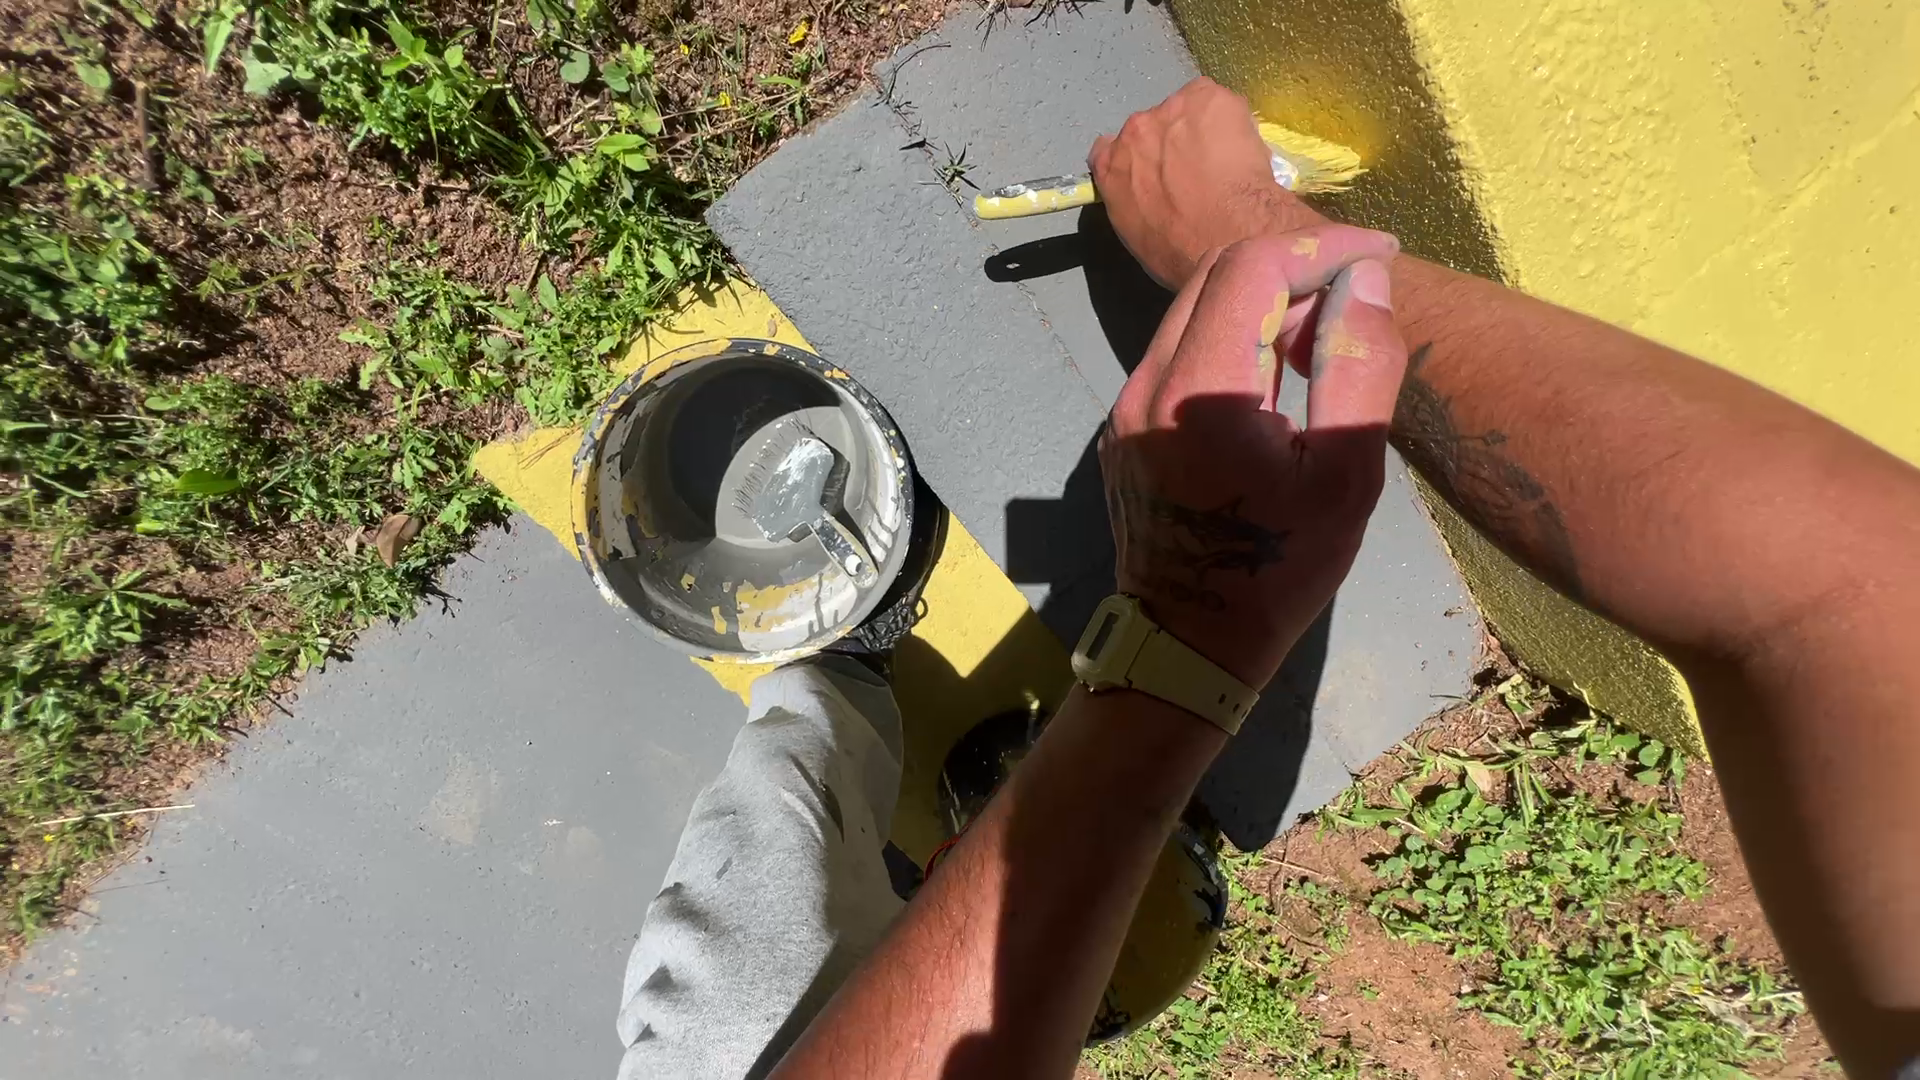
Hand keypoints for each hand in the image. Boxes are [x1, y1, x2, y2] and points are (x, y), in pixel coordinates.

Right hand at [1089, 77, 1328, 289]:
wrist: (1225, 237)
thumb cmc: (1178, 251)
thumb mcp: (1136, 235)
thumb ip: (1132, 201)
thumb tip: (1148, 196)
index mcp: (1111, 167)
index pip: (1108, 149)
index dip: (1133, 159)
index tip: (1150, 171)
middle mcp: (1134, 131)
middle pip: (1151, 127)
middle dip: (1170, 144)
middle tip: (1194, 172)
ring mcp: (1171, 109)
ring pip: (1187, 112)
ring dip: (1200, 131)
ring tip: (1221, 163)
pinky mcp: (1209, 97)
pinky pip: (1218, 104)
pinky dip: (1229, 121)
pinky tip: (1238, 151)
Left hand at [1100, 227, 1405, 688]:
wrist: (1189, 635)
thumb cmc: (1276, 569)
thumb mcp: (1345, 476)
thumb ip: (1359, 367)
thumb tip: (1363, 281)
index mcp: (1197, 390)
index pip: (1249, 267)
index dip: (1321, 246)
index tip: (1377, 256)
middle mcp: (1144, 386)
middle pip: (1211, 278)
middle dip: (1289, 269)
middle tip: (1348, 304)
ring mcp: (1123, 408)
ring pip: (1188, 315)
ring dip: (1256, 306)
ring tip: (1313, 347)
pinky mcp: (1120, 430)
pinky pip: (1171, 357)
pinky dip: (1222, 343)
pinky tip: (1262, 384)